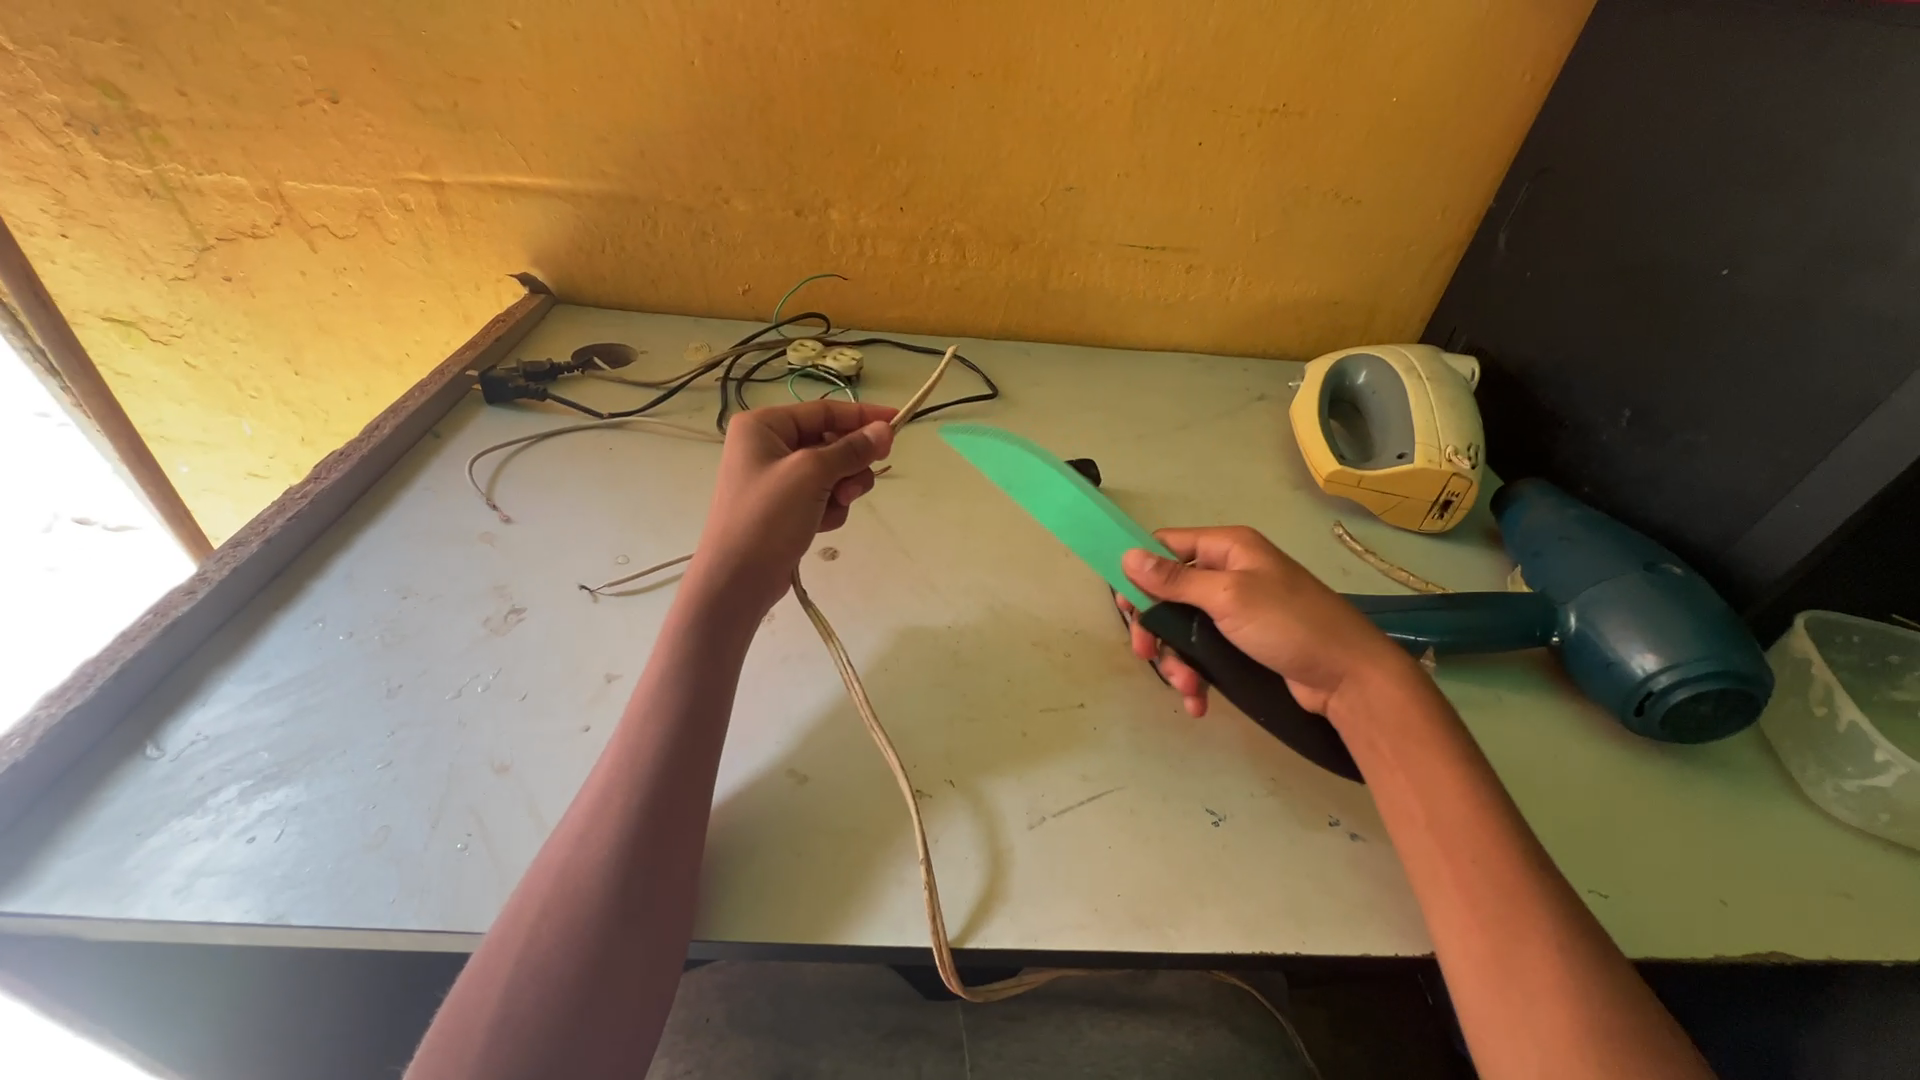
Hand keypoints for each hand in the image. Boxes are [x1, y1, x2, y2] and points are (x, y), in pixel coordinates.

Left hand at [686, 400, 896, 615]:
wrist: (738, 579)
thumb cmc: (768, 517)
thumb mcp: (812, 475)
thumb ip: (851, 449)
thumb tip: (885, 429)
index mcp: (763, 426)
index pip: (824, 410)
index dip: (863, 416)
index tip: (898, 421)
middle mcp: (767, 446)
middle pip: (830, 442)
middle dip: (849, 464)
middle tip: (857, 484)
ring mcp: (776, 479)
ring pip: (832, 472)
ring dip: (841, 489)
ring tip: (835, 507)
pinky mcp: (785, 507)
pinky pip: (822, 496)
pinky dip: (829, 509)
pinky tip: (820, 526)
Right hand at [1116, 526, 1417, 718]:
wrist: (1349, 677)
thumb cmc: (1290, 625)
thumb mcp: (1229, 597)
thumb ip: (1175, 580)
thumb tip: (1127, 556)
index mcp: (1228, 548)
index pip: (1166, 546)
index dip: (1139, 571)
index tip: (1124, 605)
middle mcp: (1229, 573)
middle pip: (1168, 593)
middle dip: (1155, 628)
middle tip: (1145, 654)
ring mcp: (1236, 610)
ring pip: (1182, 629)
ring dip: (1176, 660)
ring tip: (1187, 687)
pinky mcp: (1242, 643)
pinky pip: (1203, 653)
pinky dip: (1195, 675)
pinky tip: (1198, 701)